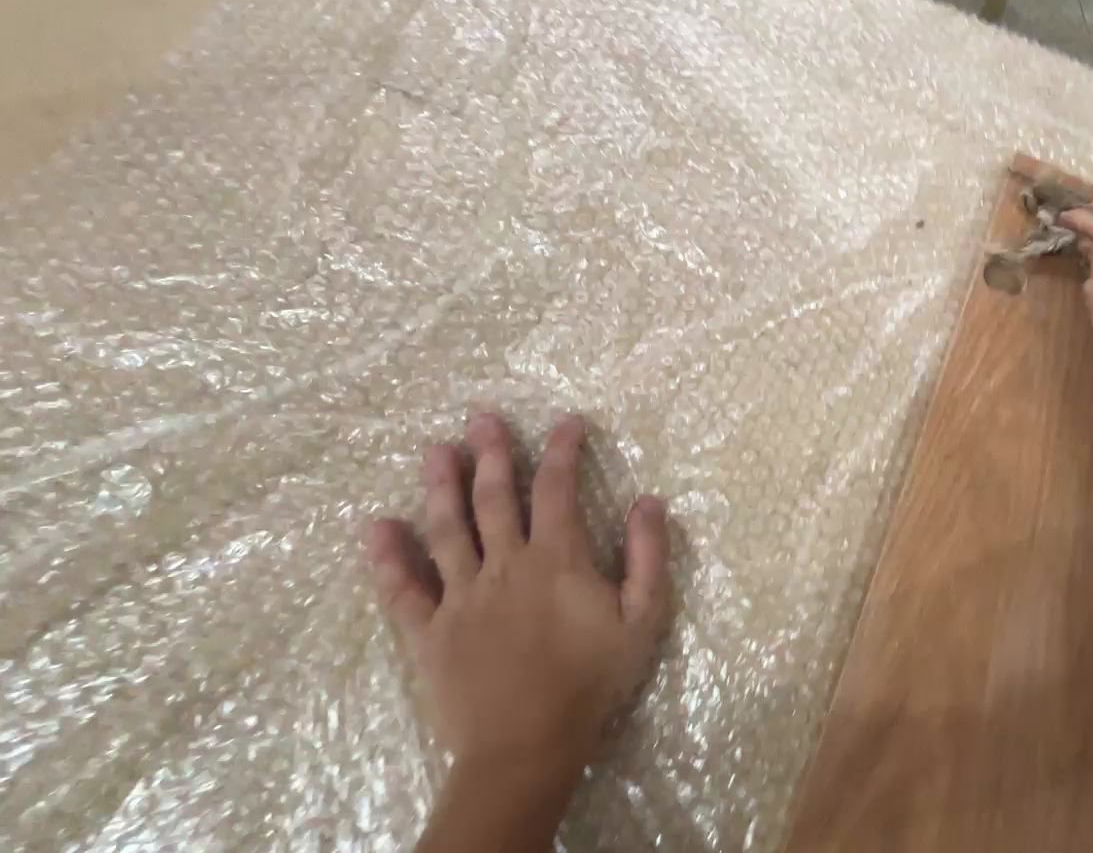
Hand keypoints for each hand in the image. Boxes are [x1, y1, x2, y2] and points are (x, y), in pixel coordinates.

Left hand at [363, 413, 671, 781]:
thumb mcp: (643, 617)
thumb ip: (648, 556)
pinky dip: (386, 558)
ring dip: (439, 486)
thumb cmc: (592, 680)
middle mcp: (504, 565)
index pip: (558, 490)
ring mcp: (460, 597)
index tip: (567, 421)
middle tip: (481, 416)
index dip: (563, 451)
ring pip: (446, 530)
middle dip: (492, 453)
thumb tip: (648, 501)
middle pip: (494, 498)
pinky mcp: (428, 633)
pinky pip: (401, 590)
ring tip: (434, 449)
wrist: (526, 747)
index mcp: (557, 559)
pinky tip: (374, 527)